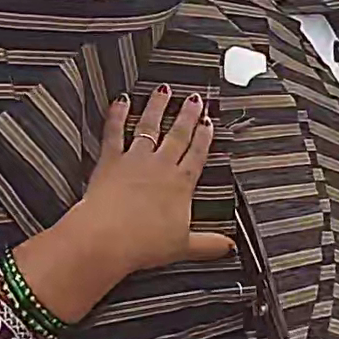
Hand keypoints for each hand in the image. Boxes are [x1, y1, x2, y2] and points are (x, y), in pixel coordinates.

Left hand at [7, 86, 233, 323]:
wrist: (108, 238)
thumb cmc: (145, 243)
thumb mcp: (184, 246)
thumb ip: (209, 244)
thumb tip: (230, 248)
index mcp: (181, 184)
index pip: (197, 154)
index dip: (205, 137)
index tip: (209, 122)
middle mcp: (161, 166)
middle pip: (178, 134)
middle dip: (188, 115)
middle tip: (195, 98)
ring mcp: (135, 160)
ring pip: (150, 126)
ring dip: (158, 107)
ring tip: (164, 90)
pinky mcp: (110, 161)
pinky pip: (114, 132)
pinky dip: (117, 115)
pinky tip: (121, 100)